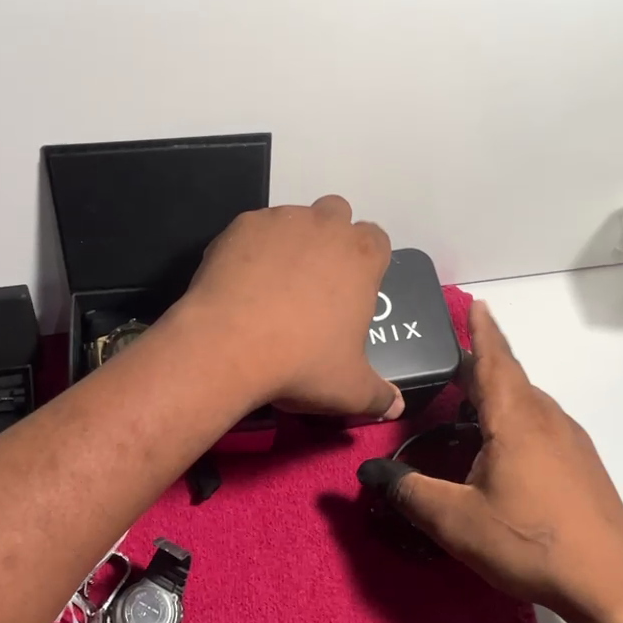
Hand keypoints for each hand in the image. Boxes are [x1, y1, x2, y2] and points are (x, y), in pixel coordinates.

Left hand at [167, 195, 402, 418]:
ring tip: (270, 286)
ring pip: (292, 220)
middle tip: (312, 283)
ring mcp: (280, 221)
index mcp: (363, 256)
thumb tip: (395, 407)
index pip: (377, 240)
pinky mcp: (239, 227)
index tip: (352, 290)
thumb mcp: (349, 390)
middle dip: (329, 239)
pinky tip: (239, 284)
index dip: (366, 262)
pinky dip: (249, 251)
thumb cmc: (301, 365)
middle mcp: (325, 226)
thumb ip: (377, 395)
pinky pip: (251, 232)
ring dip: (288, 243)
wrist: (228, 348)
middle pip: (336, 215)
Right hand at [362, 301, 622, 622]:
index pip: (494, 361)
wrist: (613, 584)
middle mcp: (548, 420)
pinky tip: (499, 448)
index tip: (474, 303)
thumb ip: (408, 492)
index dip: (480, 331)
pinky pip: (540, 425)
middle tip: (445, 370)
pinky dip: (513, 420)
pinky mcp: (582, 465)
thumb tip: (368, 472)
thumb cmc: (529, 544)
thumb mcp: (455, 522)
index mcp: (516, 421)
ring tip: (465, 408)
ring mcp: (571, 442)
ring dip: (497, 396)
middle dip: (480, 366)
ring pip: (527, 404)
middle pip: (510, 379)